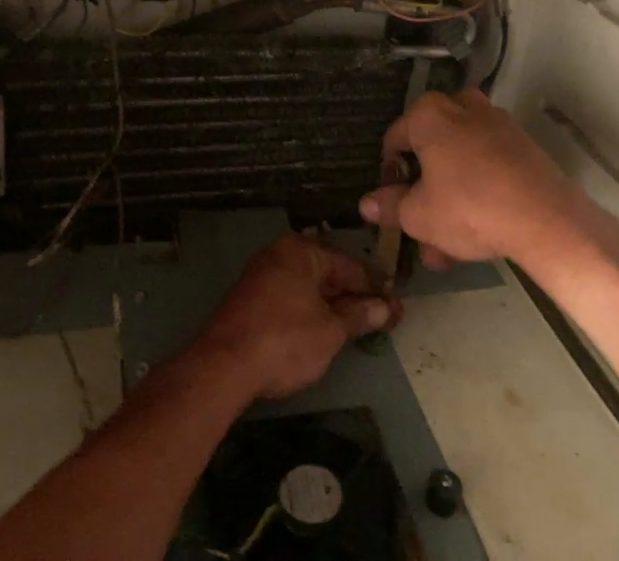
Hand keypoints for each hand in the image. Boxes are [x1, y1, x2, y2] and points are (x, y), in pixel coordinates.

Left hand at [191, 235, 396, 399]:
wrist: (222, 368)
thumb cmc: (284, 340)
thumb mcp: (330, 330)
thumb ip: (359, 316)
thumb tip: (385, 308)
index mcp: (300, 251)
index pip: (349, 266)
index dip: (374, 287)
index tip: (396, 303)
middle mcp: (279, 256)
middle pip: (327, 275)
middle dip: (354, 296)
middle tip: (382, 317)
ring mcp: (261, 279)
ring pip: (308, 290)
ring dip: (332, 307)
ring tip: (358, 327)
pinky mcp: (250, 304)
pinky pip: (290, 302)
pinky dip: (310, 314)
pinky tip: (324, 332)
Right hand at [360, 91, 587, 269]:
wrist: (545, 219)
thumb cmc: (468, 208)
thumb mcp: (418, 215)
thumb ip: (390, 207)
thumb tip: (367, 204)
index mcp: (431, 114)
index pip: (395, 138)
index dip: (389, 173)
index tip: (393, 202)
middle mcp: (465, 108)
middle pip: (433, 150)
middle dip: (424, 192)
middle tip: (420, 229)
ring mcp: (499, 126)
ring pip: (462, 165)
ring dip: (450, 202)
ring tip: (447, 248)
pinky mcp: (525, 148)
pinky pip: (489, 169)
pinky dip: (478, 196)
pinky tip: (476, 236)